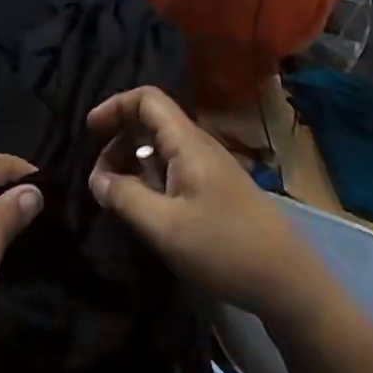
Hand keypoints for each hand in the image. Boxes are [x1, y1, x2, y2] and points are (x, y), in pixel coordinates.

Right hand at [86, 87, 324, 318]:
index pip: (148, 99)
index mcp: (187, 141)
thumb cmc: (222, 246)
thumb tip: (96, 179)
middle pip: (152, 120)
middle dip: (119, 140)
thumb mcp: (165, 227)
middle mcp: (199, 143)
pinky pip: (174, 166)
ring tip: (116, 197)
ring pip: (162, 146)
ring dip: (133, 162)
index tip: (89, 131)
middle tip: (99, 179)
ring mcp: (209, 164)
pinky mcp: (215, 185)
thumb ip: (126, 198)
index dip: (116, 106)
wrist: (282, 274)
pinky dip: (151, 177)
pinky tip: (144, 208)